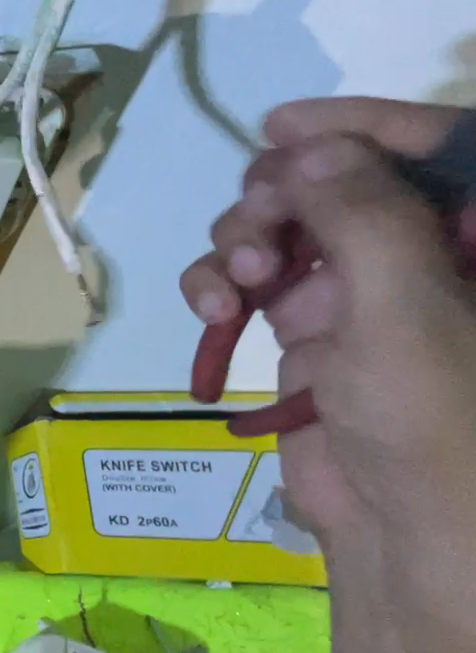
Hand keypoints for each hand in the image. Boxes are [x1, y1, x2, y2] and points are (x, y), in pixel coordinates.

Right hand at [179, 98, 475, 553]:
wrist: (410, 528)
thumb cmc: (442, 422)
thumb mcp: (405, 313)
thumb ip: (361, 221)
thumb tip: (307, 145)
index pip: (434, 151)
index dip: (361, 126)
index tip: (280, 125)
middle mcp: (425, 256)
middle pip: (334, 186)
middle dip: (276, 205)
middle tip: (252, 240)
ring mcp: (362, 293)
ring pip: (278, 233)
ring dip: (235, 252)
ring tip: (227, 293)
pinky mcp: (309, 330)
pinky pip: (247, 284)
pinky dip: (215, 292)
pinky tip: (209, 316)